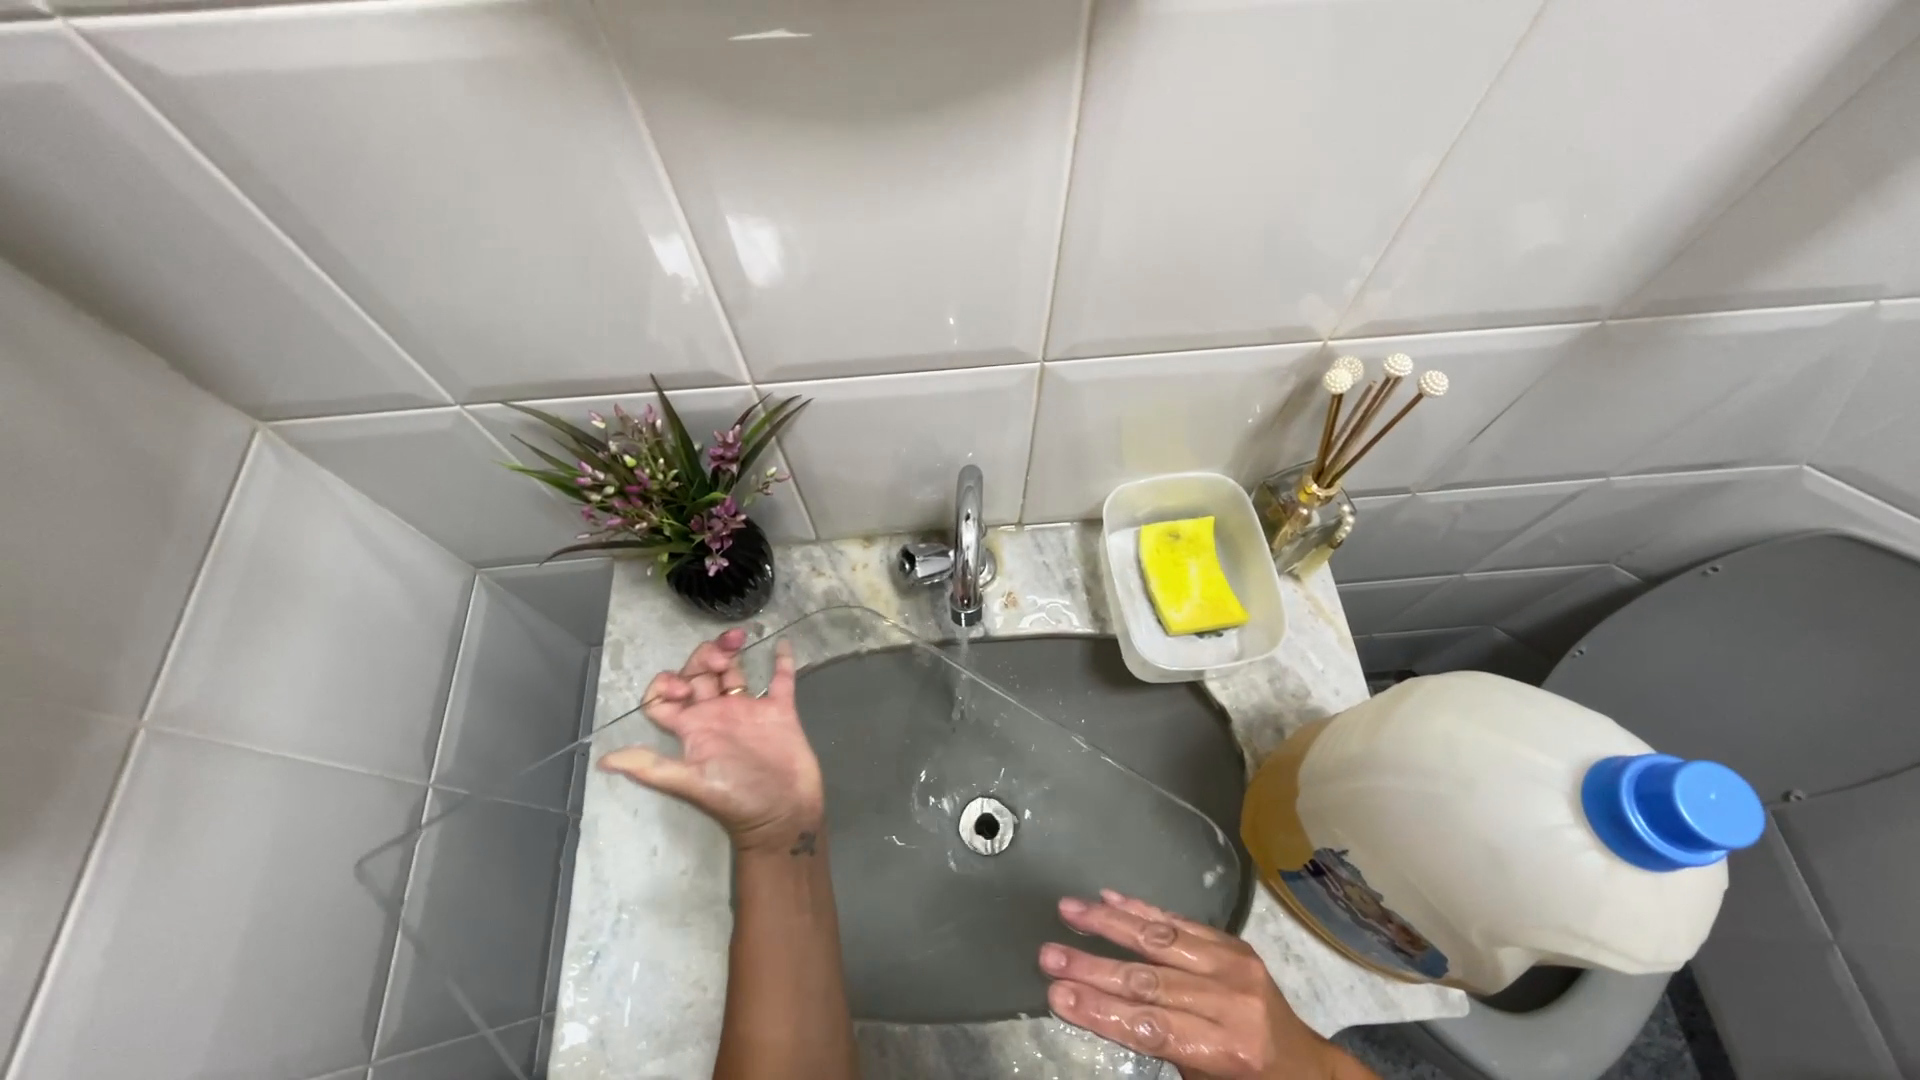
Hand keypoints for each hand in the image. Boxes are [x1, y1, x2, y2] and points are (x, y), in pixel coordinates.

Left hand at [598, 629, 824, 854]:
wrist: (784, 813)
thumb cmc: (736, 798)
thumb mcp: (690, 783)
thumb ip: (652, 767)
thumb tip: (604, 761)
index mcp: (693, 730)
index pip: (665, 699)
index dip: (666, 684)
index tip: (682, 687)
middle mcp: (716, 716)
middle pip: (699, 676)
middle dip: (701, 658)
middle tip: (717, 656)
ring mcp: (748, 712)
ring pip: (733, 673)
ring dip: (730, 652)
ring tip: (737, 639)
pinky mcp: (779, 711)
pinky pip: (780, 679)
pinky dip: (781, 660)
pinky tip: (780, 642)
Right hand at [1040, 891, 1364, 1079]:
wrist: (1307, 1067)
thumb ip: (1163, 1047)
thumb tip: (1100, 1010)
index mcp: (1229, 1049)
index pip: (1150, 1026)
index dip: (1101, 1009)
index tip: (1056, 994)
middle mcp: (1232, 1000)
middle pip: (1150, 980)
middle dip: (1093, 966)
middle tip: (1048, 954)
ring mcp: (1235, 965)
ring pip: (1161, 938)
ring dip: (1109, 923)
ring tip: (1069, 910)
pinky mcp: (1233, 943)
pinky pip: (1181, 922)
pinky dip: (1142, 908)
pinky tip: (1109, 897)